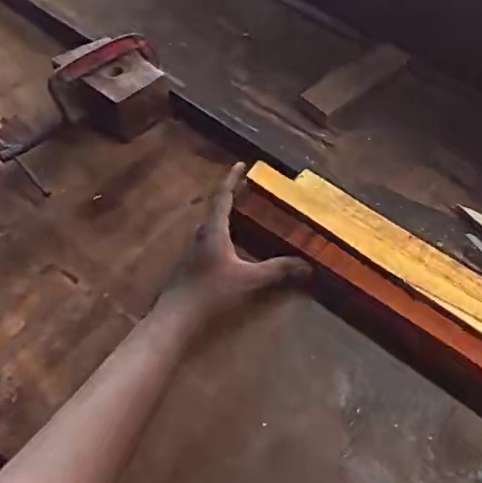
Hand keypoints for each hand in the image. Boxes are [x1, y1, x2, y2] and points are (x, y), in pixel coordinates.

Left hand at [156, 163, 309, 325]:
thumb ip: (277, 270)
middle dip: (233, 195)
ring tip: (244, 213)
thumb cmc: (211, 292)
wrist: (175, 318)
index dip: (233, 178)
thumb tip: (307, 265)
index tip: (242, 163)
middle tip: (249, 187)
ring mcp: (194, 249)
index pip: (223, 195)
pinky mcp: (191, 264)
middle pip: (217, 207)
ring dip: (227, 215)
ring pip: (212, 224)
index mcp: (213, 229)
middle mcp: (201, 234)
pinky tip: (232, 245)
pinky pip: (210, 239)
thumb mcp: (248, 280)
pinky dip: (224, 232)